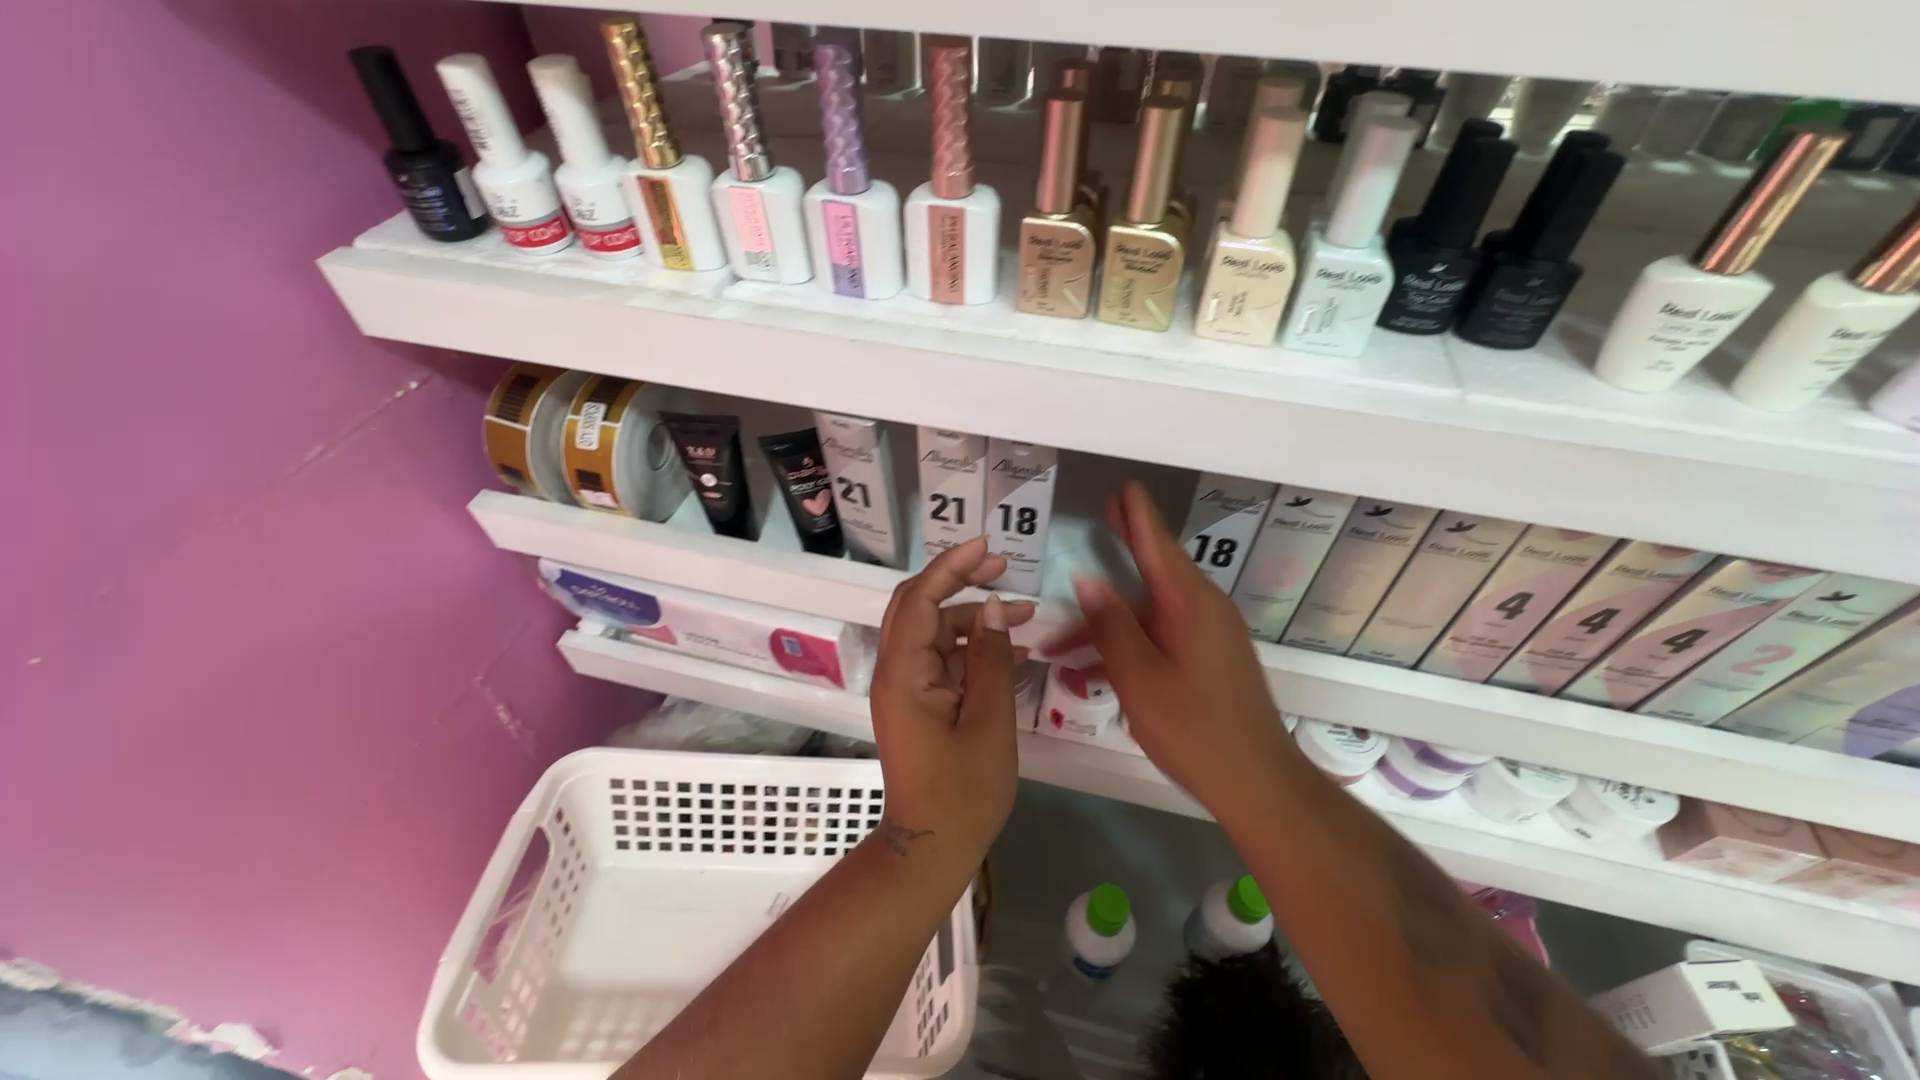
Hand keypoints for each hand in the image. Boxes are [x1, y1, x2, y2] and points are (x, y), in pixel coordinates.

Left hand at [869, 536, 1035, 872]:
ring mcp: (906, 688)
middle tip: (1003, 568)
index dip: (950, 567)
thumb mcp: (989, 723)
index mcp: (904, 673)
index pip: (918, 599)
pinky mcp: (919, 703)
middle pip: (920, 607)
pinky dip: (974, 650)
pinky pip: (944, 661)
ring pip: (936, 633)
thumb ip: (993, 661)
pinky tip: (1014, 651)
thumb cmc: (964, 791)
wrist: (933, 846)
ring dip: (976, 619)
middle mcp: (897, 672)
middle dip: (959, 582)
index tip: (985, 546)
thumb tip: (995, 612)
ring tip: (1027, 615)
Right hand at [1052, 483, 1295, 817]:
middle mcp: (1203, 611)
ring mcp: (1208, 638)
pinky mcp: (1208, 662)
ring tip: (1056, 646)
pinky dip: (1127, 649)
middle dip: (1125, 549)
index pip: (1158, 546)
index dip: (1138, 516)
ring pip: (1149, 617)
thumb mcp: (1139, 676)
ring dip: (1107, 627)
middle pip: (1154, 574)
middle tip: (1105, 515)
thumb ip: (1111, 625)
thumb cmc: (1193, 727)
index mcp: (1189, 604)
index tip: (1125, 486)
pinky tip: (1089, 674)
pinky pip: (1161, 640)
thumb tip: (1088, 580)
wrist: (1255, 781)